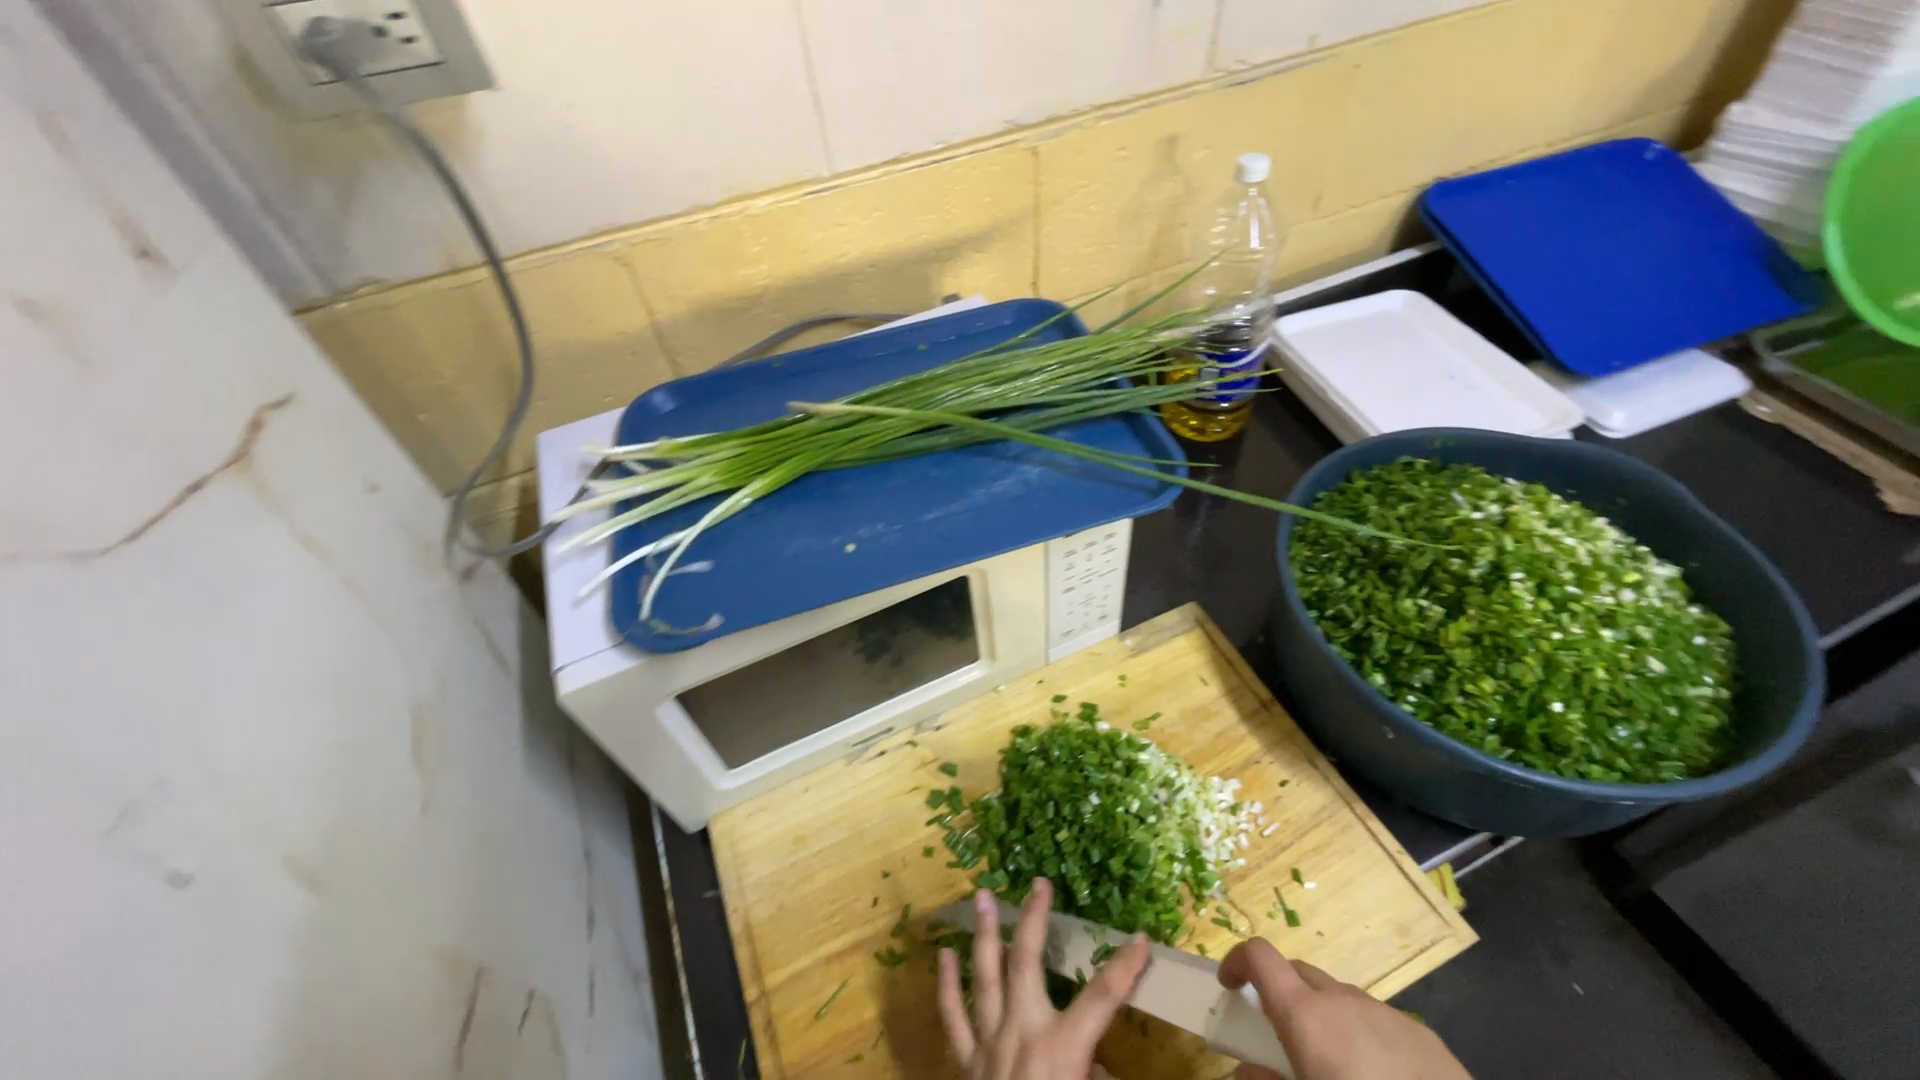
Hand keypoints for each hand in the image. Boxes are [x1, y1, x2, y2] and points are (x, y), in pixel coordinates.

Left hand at [937, 879, 1152, 1079]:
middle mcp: (1023, 1033)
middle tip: (1037, 883)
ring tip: (981, 897)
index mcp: (1063, 1049)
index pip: (1104, 996)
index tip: (1142, 939)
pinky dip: (947, 984)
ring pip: (984, 975)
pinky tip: (942, 957)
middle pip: (1028, 961)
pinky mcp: (967, 1060)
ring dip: (983, 934)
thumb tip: (1097, 1067)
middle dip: (1034, 919)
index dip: (1126, 966)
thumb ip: (1099, 1076)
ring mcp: (989, 1043)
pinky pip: (953, 1015)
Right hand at [1219, 938, 1469, 1079]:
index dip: (1237, 960)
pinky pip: (1380, 1022)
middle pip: (1299, 974)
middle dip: (1281, 992)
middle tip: (1279, 1035)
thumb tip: (1243, 1072)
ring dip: (1325, 1017)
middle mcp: (1341, 1001)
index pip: (1260, 955)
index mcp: (1305, 1015)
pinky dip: (1364, 1036)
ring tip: (1334, 1066)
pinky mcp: (1423, 1036)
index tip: (1230, 986)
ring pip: (1341, 999)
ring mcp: (1386, 1014)